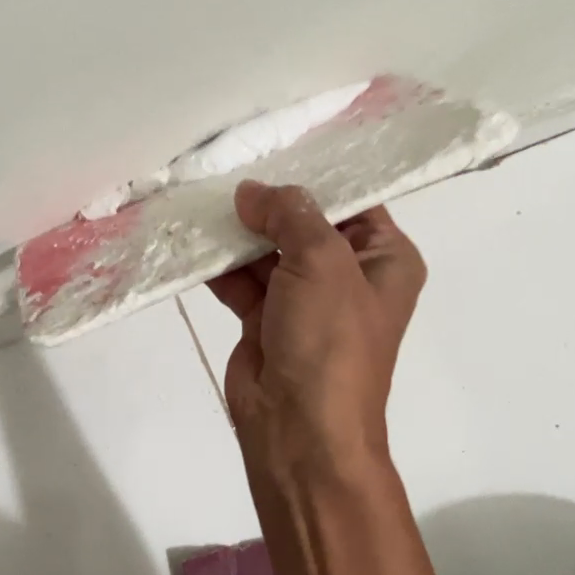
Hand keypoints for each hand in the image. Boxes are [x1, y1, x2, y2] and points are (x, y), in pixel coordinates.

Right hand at [206, 180, 425, 469]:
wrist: (299, 428)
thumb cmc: (329, 341)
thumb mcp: (322, 262)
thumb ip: (291, 215)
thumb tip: (252, 191)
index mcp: (383, 260)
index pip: (353, 202)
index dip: (315, 177)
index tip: (273, 146)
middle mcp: (345, 277)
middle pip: (303, 225)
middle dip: (267, 204)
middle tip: (226, 169)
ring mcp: (302, 302)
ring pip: (266, 252)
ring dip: (237, 233)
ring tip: (202, 200)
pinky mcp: (263, 322)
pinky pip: (240, 281)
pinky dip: (218, 265)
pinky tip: (192, 240)